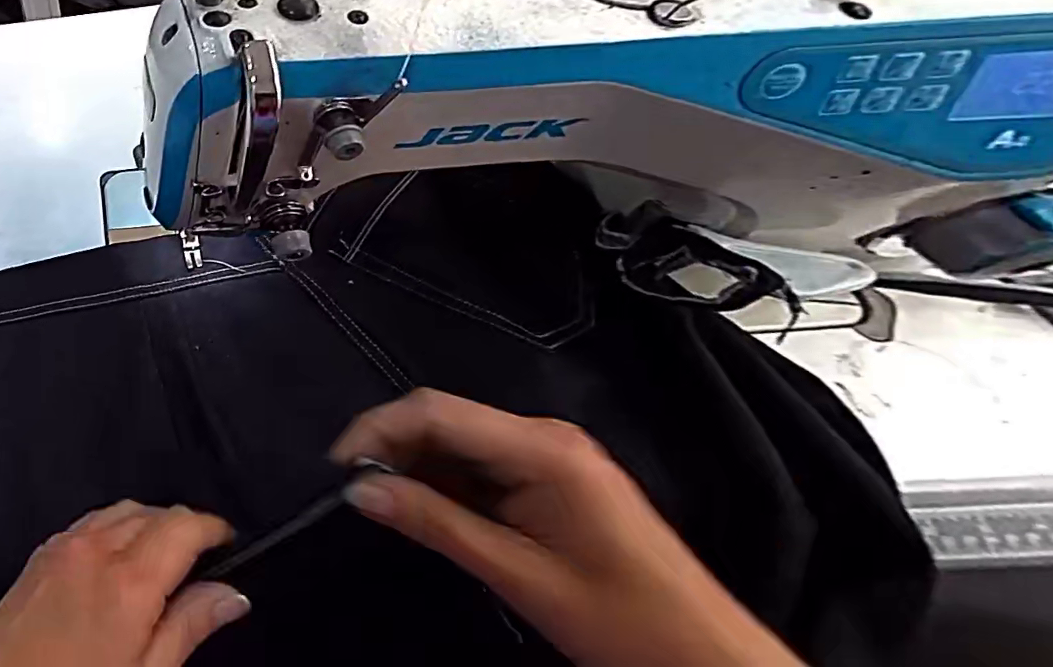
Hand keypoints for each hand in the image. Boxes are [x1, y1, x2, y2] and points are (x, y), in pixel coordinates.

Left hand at [0, 501, 250, 666]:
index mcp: (128, 583)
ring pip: (124, 509)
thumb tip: (230, 596)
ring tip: (160, 563)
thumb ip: (189, 627)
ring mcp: (64, 548)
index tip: (228, 541)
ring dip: (150, 524)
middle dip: (185, 528)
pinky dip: (114, 527)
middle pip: (158, 511)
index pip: (187, 524)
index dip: (216, 528)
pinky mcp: (40, 554)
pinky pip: (91, 519)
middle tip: (199, 562)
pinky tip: (115, 560)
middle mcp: (96, 551)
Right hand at [331, 390, 803, 666]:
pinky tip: (425, 505)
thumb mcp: (520, 577)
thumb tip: (362, 490)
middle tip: (354, 487)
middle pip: (447, 418)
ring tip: (380, 498)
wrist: (713, 662)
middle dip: (394, 445)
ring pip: (460, 439)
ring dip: (417, 463)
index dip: (380, 428)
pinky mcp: (550, 473)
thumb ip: (437, 525)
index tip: (339, 465)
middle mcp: (541, 433)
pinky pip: (482, 461)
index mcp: (540, 446)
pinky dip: (447, 480)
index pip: (438, 411)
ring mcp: (548, 451)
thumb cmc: (624, 625)